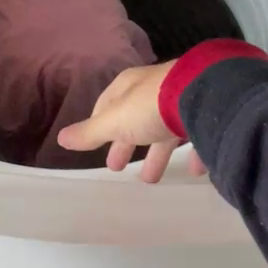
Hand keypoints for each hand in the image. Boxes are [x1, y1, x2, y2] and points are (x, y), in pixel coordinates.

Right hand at [55, 60, 205, 183]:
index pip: (107, 104)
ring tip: (150, 179)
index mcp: (128, 88)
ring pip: (164, 129)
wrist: (204, 97)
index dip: (100, 124)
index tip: (96, 144)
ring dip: (156, 153)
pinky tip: (195, 170)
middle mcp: (154, 90)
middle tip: (117, 168)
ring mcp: (181, 99)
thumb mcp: (114, 122)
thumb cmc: (150, 107)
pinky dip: (193, 153)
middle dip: (126, 143)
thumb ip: (90, 133)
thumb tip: (61, 138)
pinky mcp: (206, 112)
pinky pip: (196, 134)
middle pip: (135, 119)